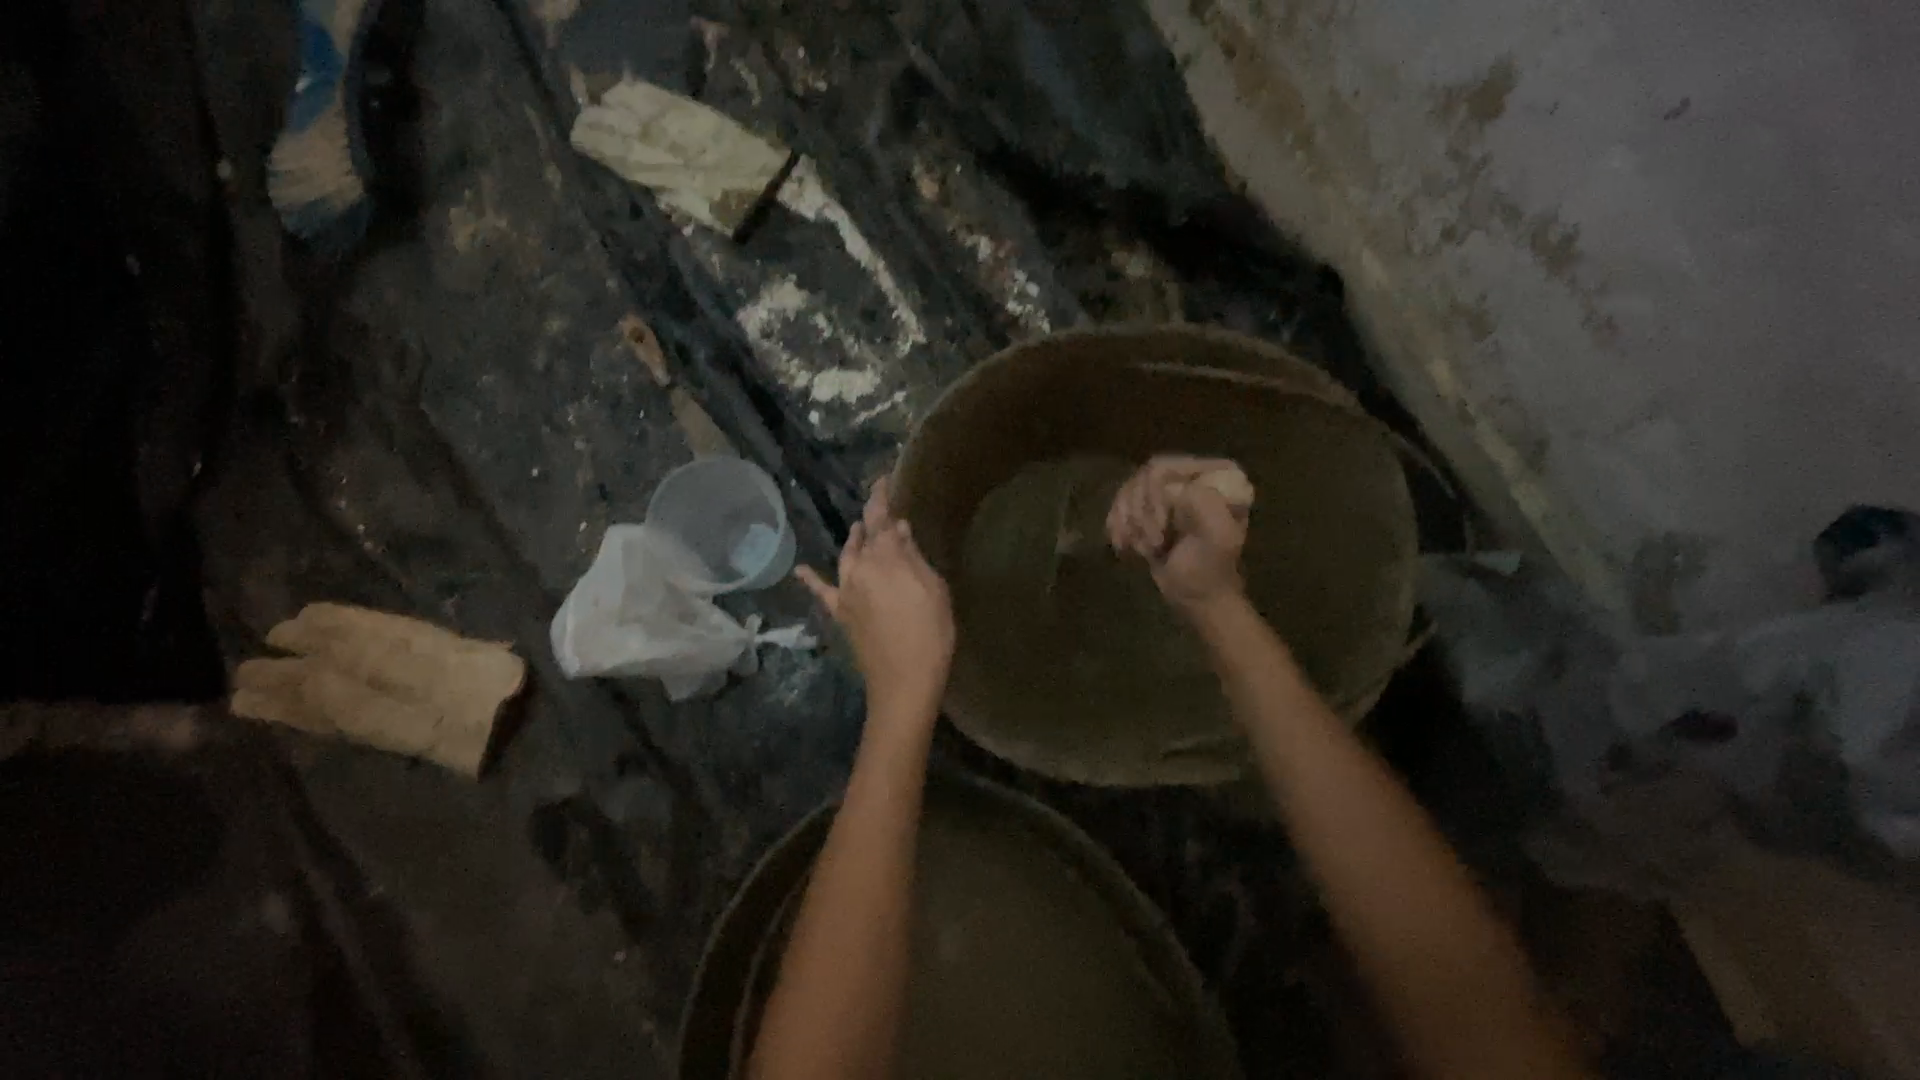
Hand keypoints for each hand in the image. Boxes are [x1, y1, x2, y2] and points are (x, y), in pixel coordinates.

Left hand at [796, 478, 955, 719]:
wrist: (904, 680)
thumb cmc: (931, 633)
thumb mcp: (934, 589)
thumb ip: (913, 556)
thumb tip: (898, 530)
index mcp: (885, 557)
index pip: (881, 518)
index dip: (881, 497)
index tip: (883, 479)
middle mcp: (859, 568)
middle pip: (864, 537)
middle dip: (871, 520)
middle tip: (881, 508)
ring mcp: (845, 591)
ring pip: (847, 556)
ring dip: (853, 541)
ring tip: (858, 530)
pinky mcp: (840, 613)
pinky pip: (822, 591)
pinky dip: (812, 578)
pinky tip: (801, 569)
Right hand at [1106, 456, 1250, 616]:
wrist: (1196, 598)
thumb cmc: (1210, 571)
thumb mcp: (1218, 538)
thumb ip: (1204, 504)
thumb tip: (1169, 489)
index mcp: (1216, 474)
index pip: (1166, 467)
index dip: (1153, 497)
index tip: (1159, 533)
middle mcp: (1193, 474)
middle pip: (1144, 477)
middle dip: (1141, 514)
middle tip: (1152, 545)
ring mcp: (1170, 489)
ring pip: (1130, 489)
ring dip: (1129, 523)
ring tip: (1143, 549)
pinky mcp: (1151, 505)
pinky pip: (1121, 502)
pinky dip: (1117, 525)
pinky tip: (1125, 546)